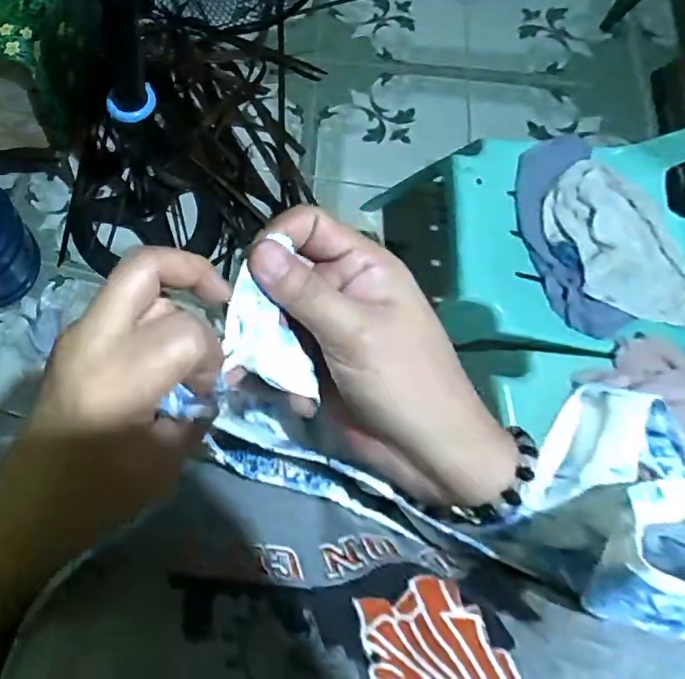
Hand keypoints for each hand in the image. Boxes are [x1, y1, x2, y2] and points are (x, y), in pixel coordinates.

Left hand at [5, 247, 228, 543]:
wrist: (36, 496)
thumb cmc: (102, 489)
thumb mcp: (166, 459)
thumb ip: (195, 409)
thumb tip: (211, 381)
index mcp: (120, 371)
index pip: (186, 329)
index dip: (211, 355)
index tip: (209, 389)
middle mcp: (94, 336)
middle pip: (143, 266)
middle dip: (190, 269)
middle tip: (220, 298)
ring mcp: (76, 332)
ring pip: (131, 285)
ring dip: (168, 303)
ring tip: (185, 348)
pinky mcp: (69, 339)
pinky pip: (115, 309)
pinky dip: (145, 318)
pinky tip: (158, 354)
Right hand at [247, 206, 517, 507]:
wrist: (432, 460)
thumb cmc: (407, 385)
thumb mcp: (353, 334)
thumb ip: (302, 291)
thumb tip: (256, 250)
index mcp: (359, 266)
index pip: (306, 224)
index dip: (277, 237)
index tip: (254, 270)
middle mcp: (336, 285)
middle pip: (277, 268)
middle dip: (260, 299)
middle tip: (252, 329)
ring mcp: (320, 321)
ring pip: (268, 309)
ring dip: (262, 339)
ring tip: (265, 371)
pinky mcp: (307, 353)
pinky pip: (272, 344)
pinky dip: (269, 365)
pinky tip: (284, 392)